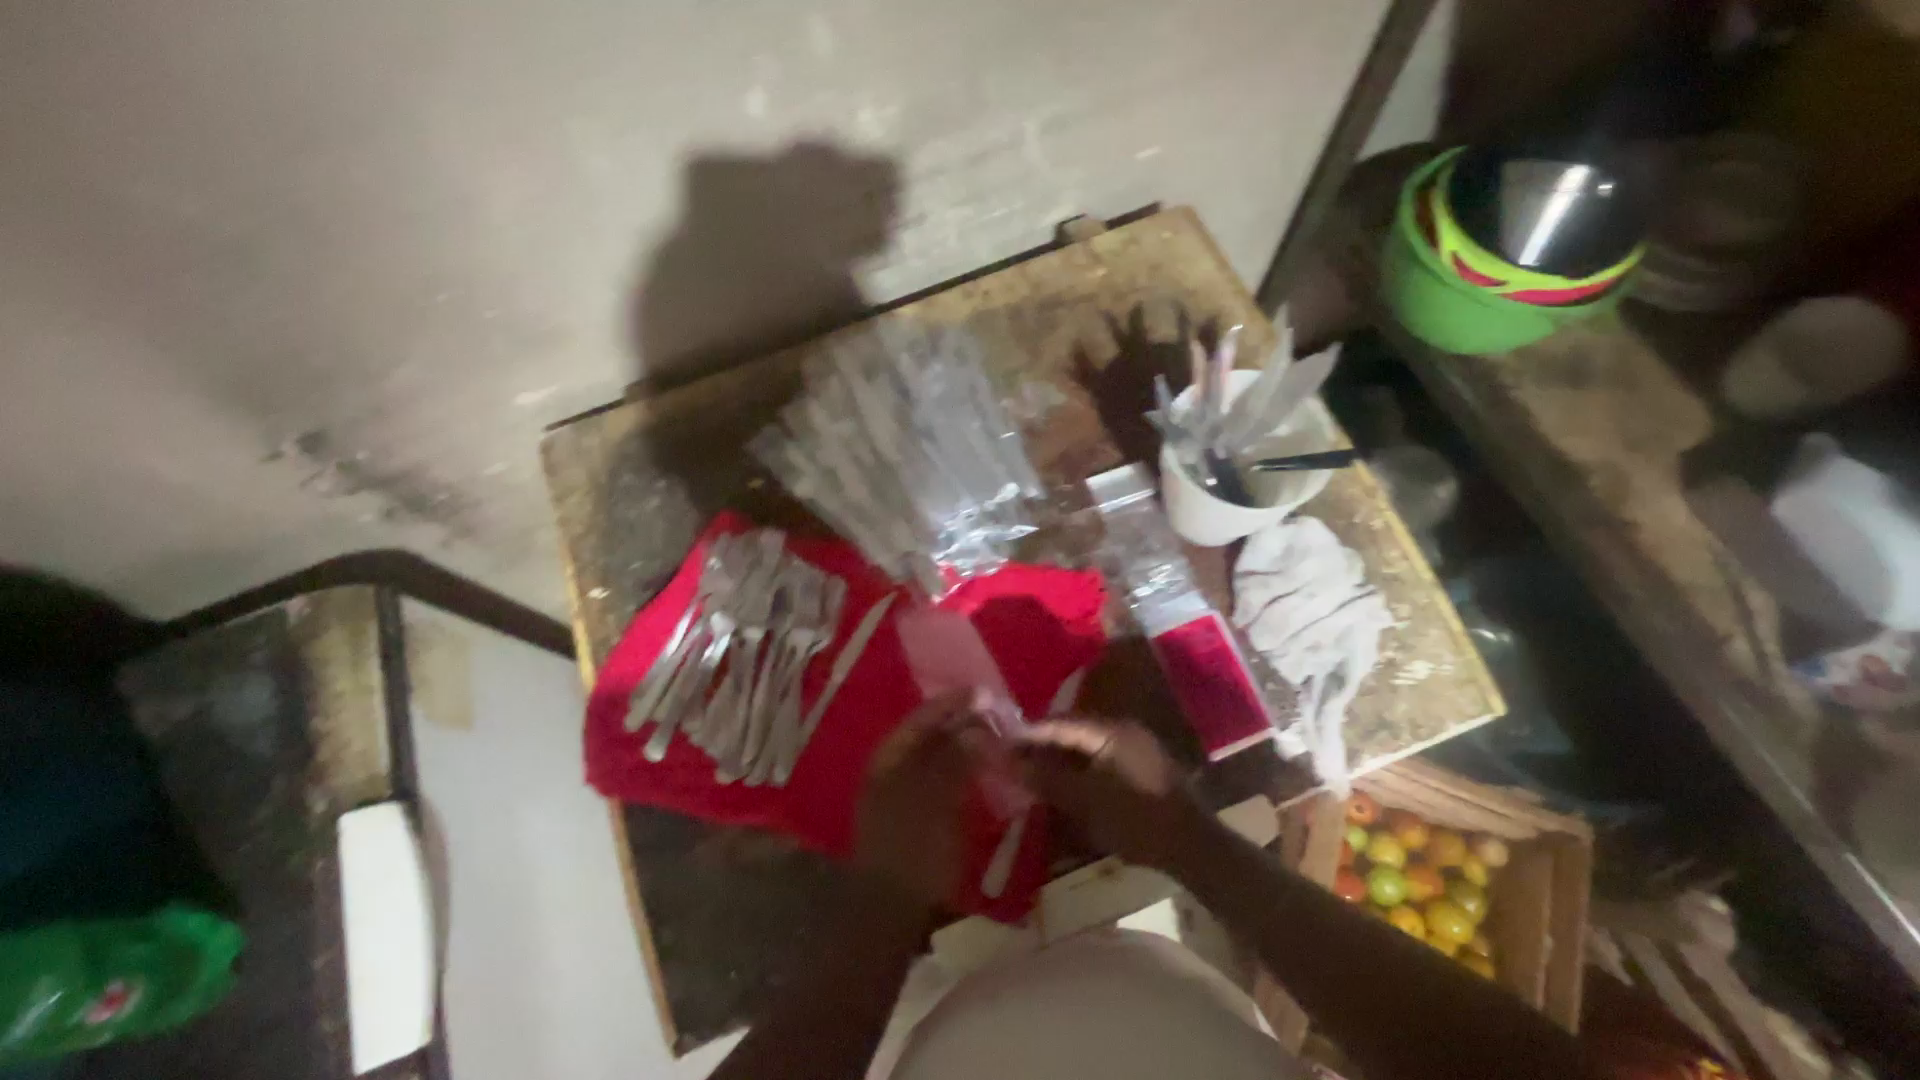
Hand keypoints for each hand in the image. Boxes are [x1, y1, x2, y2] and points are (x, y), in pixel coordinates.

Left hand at [854, 691, 988, 910]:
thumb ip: (957, 757)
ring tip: (998, 743)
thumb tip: (978, 723)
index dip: (953, 703)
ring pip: (935, 761)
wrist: (892, 915)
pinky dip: (962, 776)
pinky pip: (940, 785)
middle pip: (928, 737)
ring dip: (964, 749)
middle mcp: (889, 772)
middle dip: (962, 725)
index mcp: (889, 760)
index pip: (921, 718)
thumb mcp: (938, 798)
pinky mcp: (914, 823)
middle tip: (1000, 717)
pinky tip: (984, 779)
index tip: (988, 693)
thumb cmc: (914, 850)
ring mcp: (899, 799)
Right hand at [1012, 718, 1208, 870]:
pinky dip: (1080, 768)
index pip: (1059, 722)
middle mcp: (1124, 729)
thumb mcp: (1085, 801)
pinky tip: (1067, 786)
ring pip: (1087, 745)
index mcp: (1110, 730)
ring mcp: (1137, 747)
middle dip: (1043, 745)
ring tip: (1035, 774)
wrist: (1193, 846)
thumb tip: (1010, 762)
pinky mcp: (1143, 767)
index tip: (1000, 743)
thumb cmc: (1136, 819)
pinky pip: (1102, 757)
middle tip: (1014, 760)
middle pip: (1073, 730)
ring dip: (1061, 758)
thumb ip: (1047, 778)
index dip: (1028, 733)